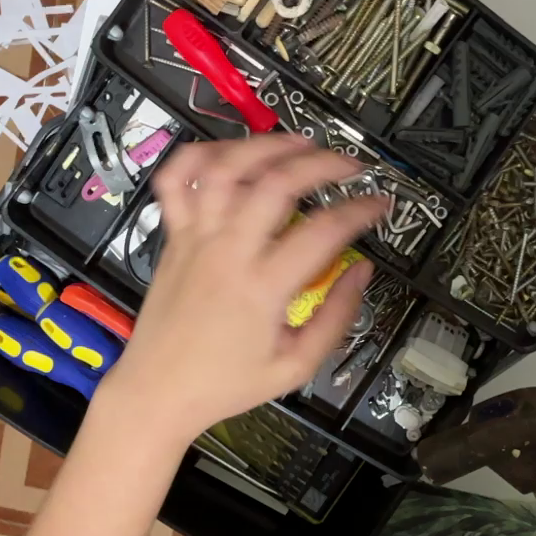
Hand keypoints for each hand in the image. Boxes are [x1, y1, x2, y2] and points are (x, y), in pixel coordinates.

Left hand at [99, 134, 388, 444]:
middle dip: (321, 163)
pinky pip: (175, 182)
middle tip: (349, 166)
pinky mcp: (172, 237)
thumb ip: (337, 317)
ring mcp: (194, 239)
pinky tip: (229, 151)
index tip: (379, 204)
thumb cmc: (227, 384)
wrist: (156, 393)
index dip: (361, 210)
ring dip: (264, 145)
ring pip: (224, 170)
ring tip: (297, 142)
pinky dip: (197, 155)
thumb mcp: (296, 366)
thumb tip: (362, 271)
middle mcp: (227, 252)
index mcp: (262, 287)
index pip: (324, 231)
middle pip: (276, 184)